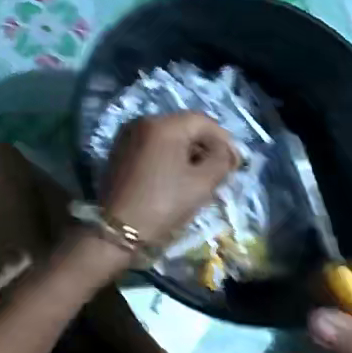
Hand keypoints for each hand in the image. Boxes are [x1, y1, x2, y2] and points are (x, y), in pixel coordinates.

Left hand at [100, 112, 238, 250]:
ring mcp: (128, 135)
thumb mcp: (201, 184)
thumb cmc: (162, 204)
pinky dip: (169, 156)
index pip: (203, 122)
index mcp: (163, 124)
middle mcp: (143, 121)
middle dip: (206, 146)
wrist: (116, 231)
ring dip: (188, 152)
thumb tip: (227, 151)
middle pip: (185, 126)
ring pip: (169, 136)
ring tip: (200, 176)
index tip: (235, 163)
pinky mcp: (120, 151)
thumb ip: (221, 160)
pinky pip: (153, 145)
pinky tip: (176, 176)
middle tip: (220, 170)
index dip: (224, 140)